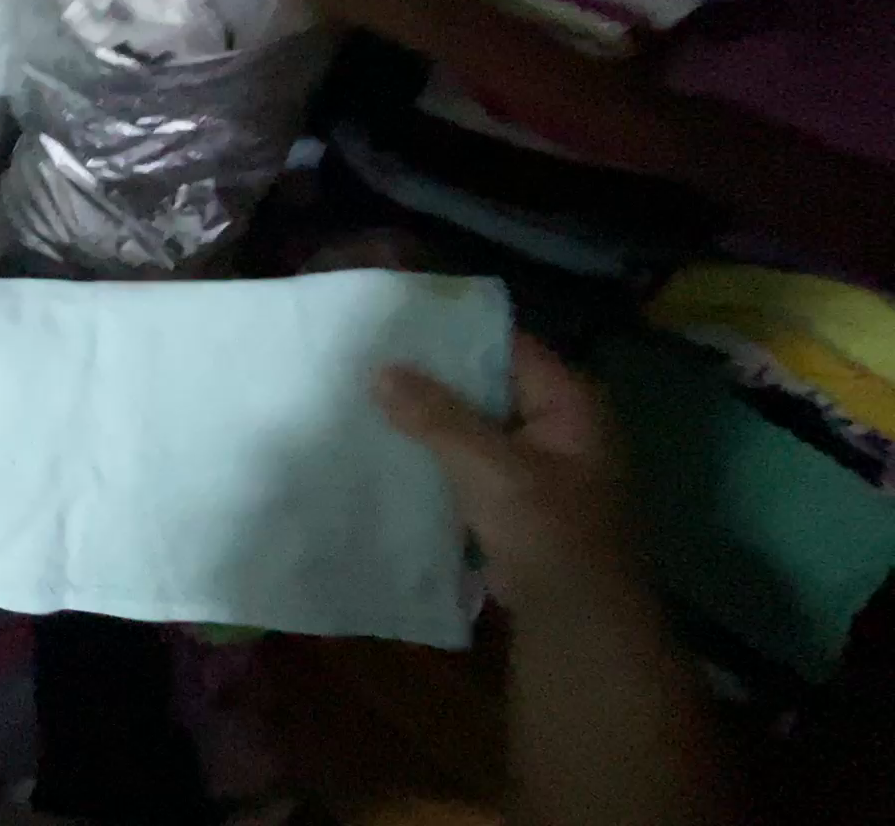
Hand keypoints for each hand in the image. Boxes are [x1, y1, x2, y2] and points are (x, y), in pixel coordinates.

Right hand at [373, 336, 631, 610]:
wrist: (572, 617)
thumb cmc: (546, 531)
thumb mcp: (488, 465)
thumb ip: (435, 416)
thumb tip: (379, 369)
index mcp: (568, 404)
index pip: (505, 346)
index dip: (453, 332)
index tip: (396, 320)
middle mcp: (552, 422)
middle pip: (482, 380)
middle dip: (429, 371)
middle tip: (368, 351)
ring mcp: (529, 457)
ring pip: (467, 417)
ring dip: (424, 409)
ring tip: (365, 387)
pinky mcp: (505, 488)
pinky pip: (460, 451)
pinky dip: (428, 443)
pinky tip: (383, 434)